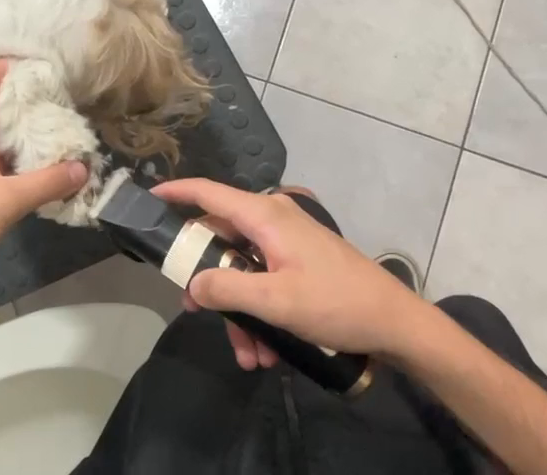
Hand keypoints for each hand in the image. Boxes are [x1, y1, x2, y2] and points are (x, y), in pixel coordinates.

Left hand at [0, 60, 88, 280]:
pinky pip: (9, 155)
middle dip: (31, 94)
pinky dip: (29, 152)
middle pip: (1, 100)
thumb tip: (85, 167)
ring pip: (7, 130)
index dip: (14, 62)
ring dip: (32, 125)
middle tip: (68, 90)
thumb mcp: (7, 200)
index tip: (47, 61)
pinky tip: (55, 157)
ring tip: (68, 118)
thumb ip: (48, 182)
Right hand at [153, 179, 436, 369]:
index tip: (147, 199)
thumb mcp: (276, 302)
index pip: (207, 192)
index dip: (174, 192)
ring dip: (239, 310)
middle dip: (210, 282)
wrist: (399, 325)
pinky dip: (259, 311)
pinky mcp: (300, 261)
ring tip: (248, 354)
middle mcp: (273, 219)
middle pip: (221, 240)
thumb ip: (227, 289)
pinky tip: (267, 350)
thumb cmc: (336, 303)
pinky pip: (264, 278)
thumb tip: (193, 284)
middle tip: (194, 310)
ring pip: (242, 268)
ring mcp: (288, 240)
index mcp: (264, 216)